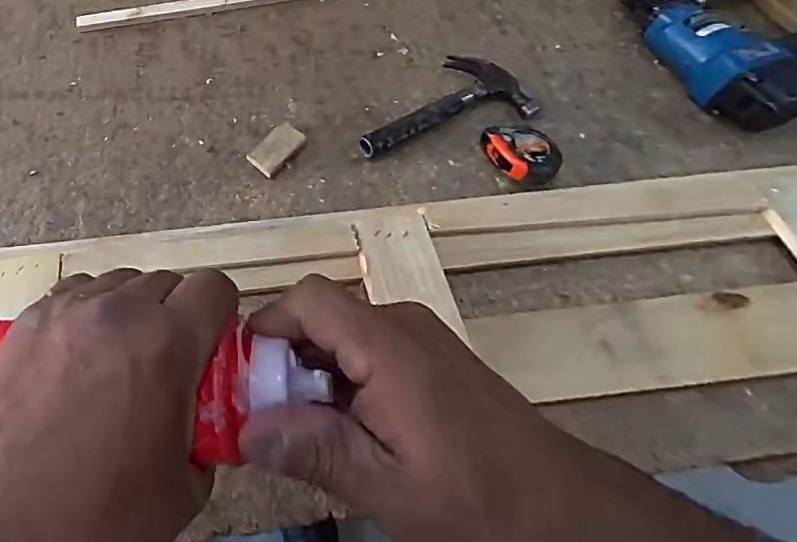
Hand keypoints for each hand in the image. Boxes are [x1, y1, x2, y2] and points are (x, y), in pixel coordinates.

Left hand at [0, 268, 238, 541]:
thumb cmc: (87, 518)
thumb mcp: (179, 491)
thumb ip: (208, 437)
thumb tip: (209, 417)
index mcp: (167, 344)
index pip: (214, 286)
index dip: (219, 312)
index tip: (210, 340)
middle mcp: (122, 312)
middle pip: (168, 280)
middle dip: (176, 313)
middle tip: (166, 359)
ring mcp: (72, 309)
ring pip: (123, 281)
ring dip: (133, 309)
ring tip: (119, 357)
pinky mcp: (33, 319)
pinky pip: (79, 291)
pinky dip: (90, 311)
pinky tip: (81, 353)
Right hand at [241, 276, 754, 541]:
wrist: (554, 498)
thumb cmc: (471, 495)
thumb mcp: (386, 486)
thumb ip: (316, 450)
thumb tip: (248, 428)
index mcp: (385, 343)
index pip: (310, 298)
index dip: (269, 325)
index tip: (242, 374)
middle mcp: (400, 321)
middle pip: (324, 313)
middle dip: (286, 356)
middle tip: (267, 416)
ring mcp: (418, 332)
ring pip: (345, 331)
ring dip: (315, 370)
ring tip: (306, 430)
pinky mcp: (430, 349)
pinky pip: (370, 345)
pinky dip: (345, 374)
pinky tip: (350, 425)